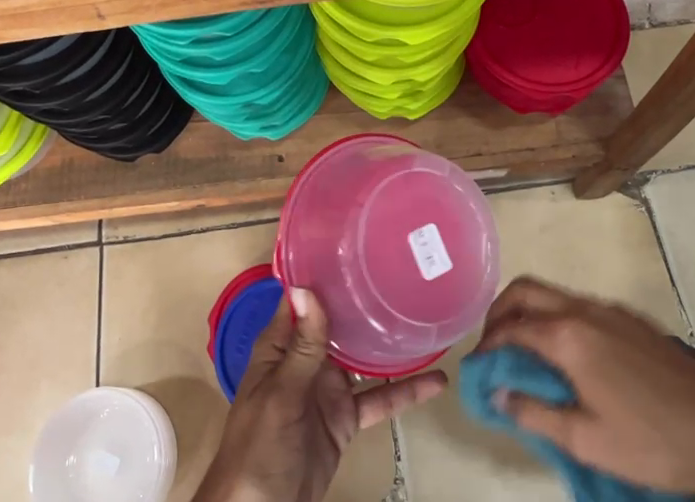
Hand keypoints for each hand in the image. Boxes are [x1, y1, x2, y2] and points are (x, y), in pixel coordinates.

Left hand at [193, 287, 447, 501]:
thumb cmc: (258, 446)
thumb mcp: (282, 395)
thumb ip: (301, 346)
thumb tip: (308, 287)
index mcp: (280, 346)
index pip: (302, 300)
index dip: (325, 275)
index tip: (356, 246)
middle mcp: (304, 360)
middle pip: (337, 324)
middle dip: (364, 303)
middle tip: (404, 273)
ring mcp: (327, 390)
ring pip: (363, 358)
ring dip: (388, 343)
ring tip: (424, 317)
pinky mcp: (344, 419)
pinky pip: (378, 400)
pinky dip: (405, 392)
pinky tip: (436, 381)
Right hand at [475, 277, 694, 498]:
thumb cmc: (655, 443)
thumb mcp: (587, 441)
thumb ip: (534, 412)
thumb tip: (496, 390)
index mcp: (569, 337)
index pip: (510, 327)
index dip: (486, 346)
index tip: (477, 370)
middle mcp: (586, 310)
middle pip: (526, 291)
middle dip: (500, 314)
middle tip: (493, 349)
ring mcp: (612, 311)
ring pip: (553, 294)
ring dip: (528, 313)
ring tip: (523, 354)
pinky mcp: (633, 320)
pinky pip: (579, 304)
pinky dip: (556, 318)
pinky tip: (564, 356)